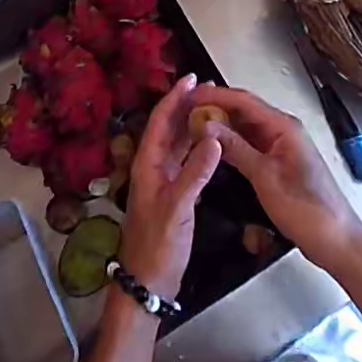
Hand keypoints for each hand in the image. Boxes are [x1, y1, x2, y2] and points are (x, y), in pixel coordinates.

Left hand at [119, 74, 221, 295]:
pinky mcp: (173, 193)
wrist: (147, 284)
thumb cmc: (157, 245)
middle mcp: (152, 166)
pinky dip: (198, 147)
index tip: (192, 78)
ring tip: (213, 106)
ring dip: (193, 124)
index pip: (160, 120)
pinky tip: (212, 140)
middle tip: (209, 87)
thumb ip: (195, 172)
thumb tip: (214, 138)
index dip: (175, 97)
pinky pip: (185, 160)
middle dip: (186, 105)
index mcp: (147, 164)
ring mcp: (162, 180)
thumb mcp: (177, 207)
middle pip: (169, 127)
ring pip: (178, 142)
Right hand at [189, 85, 361, 274]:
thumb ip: (235, 149)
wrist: (336, 241)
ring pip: (247, 128)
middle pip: (244, 110)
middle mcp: (283, 130)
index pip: (244, 100)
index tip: (190, 95)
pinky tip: (215, 149)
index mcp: (283, 126)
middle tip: (187, 110)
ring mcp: (282, 146)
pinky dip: (232, 143)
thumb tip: (206, 125)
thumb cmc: (307, 209)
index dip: (215, 95)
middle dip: (216, 108)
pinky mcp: (280, 162)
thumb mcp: (265, 178)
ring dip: (223, 125)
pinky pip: (252, 144)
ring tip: (194, 126)